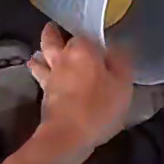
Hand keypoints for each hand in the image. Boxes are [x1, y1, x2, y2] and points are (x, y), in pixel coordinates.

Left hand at [27, 23, 131, 153]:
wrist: (68, 135)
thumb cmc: (99, 106)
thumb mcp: (122, 84)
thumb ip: (120, 62)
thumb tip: (116, 46)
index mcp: (82, 50)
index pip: (84, 34)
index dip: (89, 36)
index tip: (93, 37)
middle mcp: (62, 58)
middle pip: (52, 40)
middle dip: (52, 33)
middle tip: (54, 28)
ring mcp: (50, 76)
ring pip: (40, 58)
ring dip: (41, 54)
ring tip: (42, 53)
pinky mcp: (44, 94)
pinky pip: (40, 77)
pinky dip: (40, 72)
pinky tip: (44, 75)